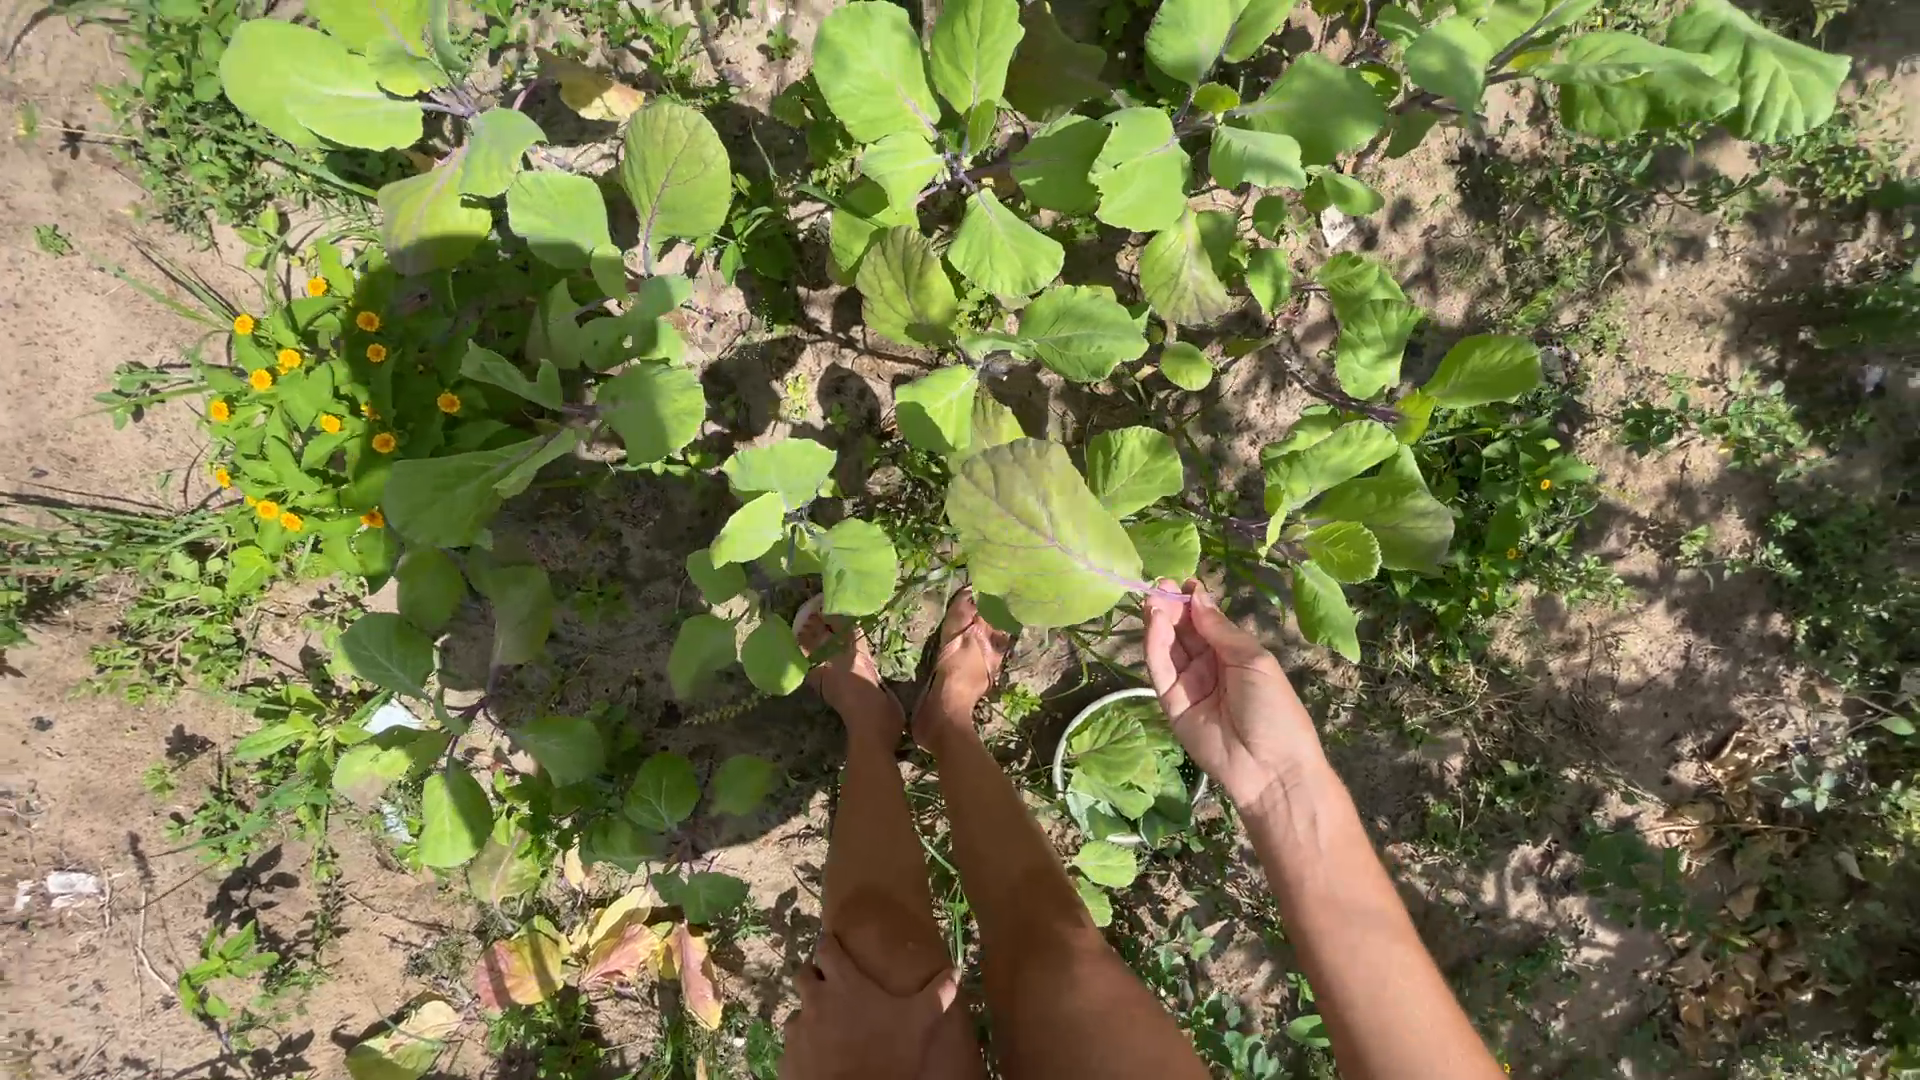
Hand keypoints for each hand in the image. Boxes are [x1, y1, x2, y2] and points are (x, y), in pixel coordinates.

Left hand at [780, 933, 961, 1079]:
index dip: (827, 944)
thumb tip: (955, 971)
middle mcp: (815, 1000)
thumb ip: (937, 994)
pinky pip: (791, 1048)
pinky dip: (802, 1049)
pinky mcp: (787, 1059)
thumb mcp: (918, 1023)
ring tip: (826, 1029)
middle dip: (814, 976)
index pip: (825, 948)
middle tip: (830, 986)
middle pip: (804, 975)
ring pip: (797, 1013)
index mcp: (843, 983)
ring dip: (808, 1015)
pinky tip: (818, 1059)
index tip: (832, 944)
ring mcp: (797, 1031)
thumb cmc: (887, 1055)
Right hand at [1142, 580, 1325, 808]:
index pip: (1206, 621)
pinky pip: (1160, 669)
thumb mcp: (1254, 660)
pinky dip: (1154, 644)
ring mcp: (1187, 683)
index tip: (1182, 582)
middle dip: (1172, 606)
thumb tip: (1198, 597)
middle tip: (1161, 585)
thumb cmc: (1275, 709)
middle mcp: (1207, 665)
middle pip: (1183, 630)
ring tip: (1153, 597)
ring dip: (1159, 620)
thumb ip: (1220, 630)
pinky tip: (1154, 622)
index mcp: (1233, 654)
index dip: (1193, 601)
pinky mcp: (1170, 702)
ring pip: (1168, 646)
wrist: (1271, 767)